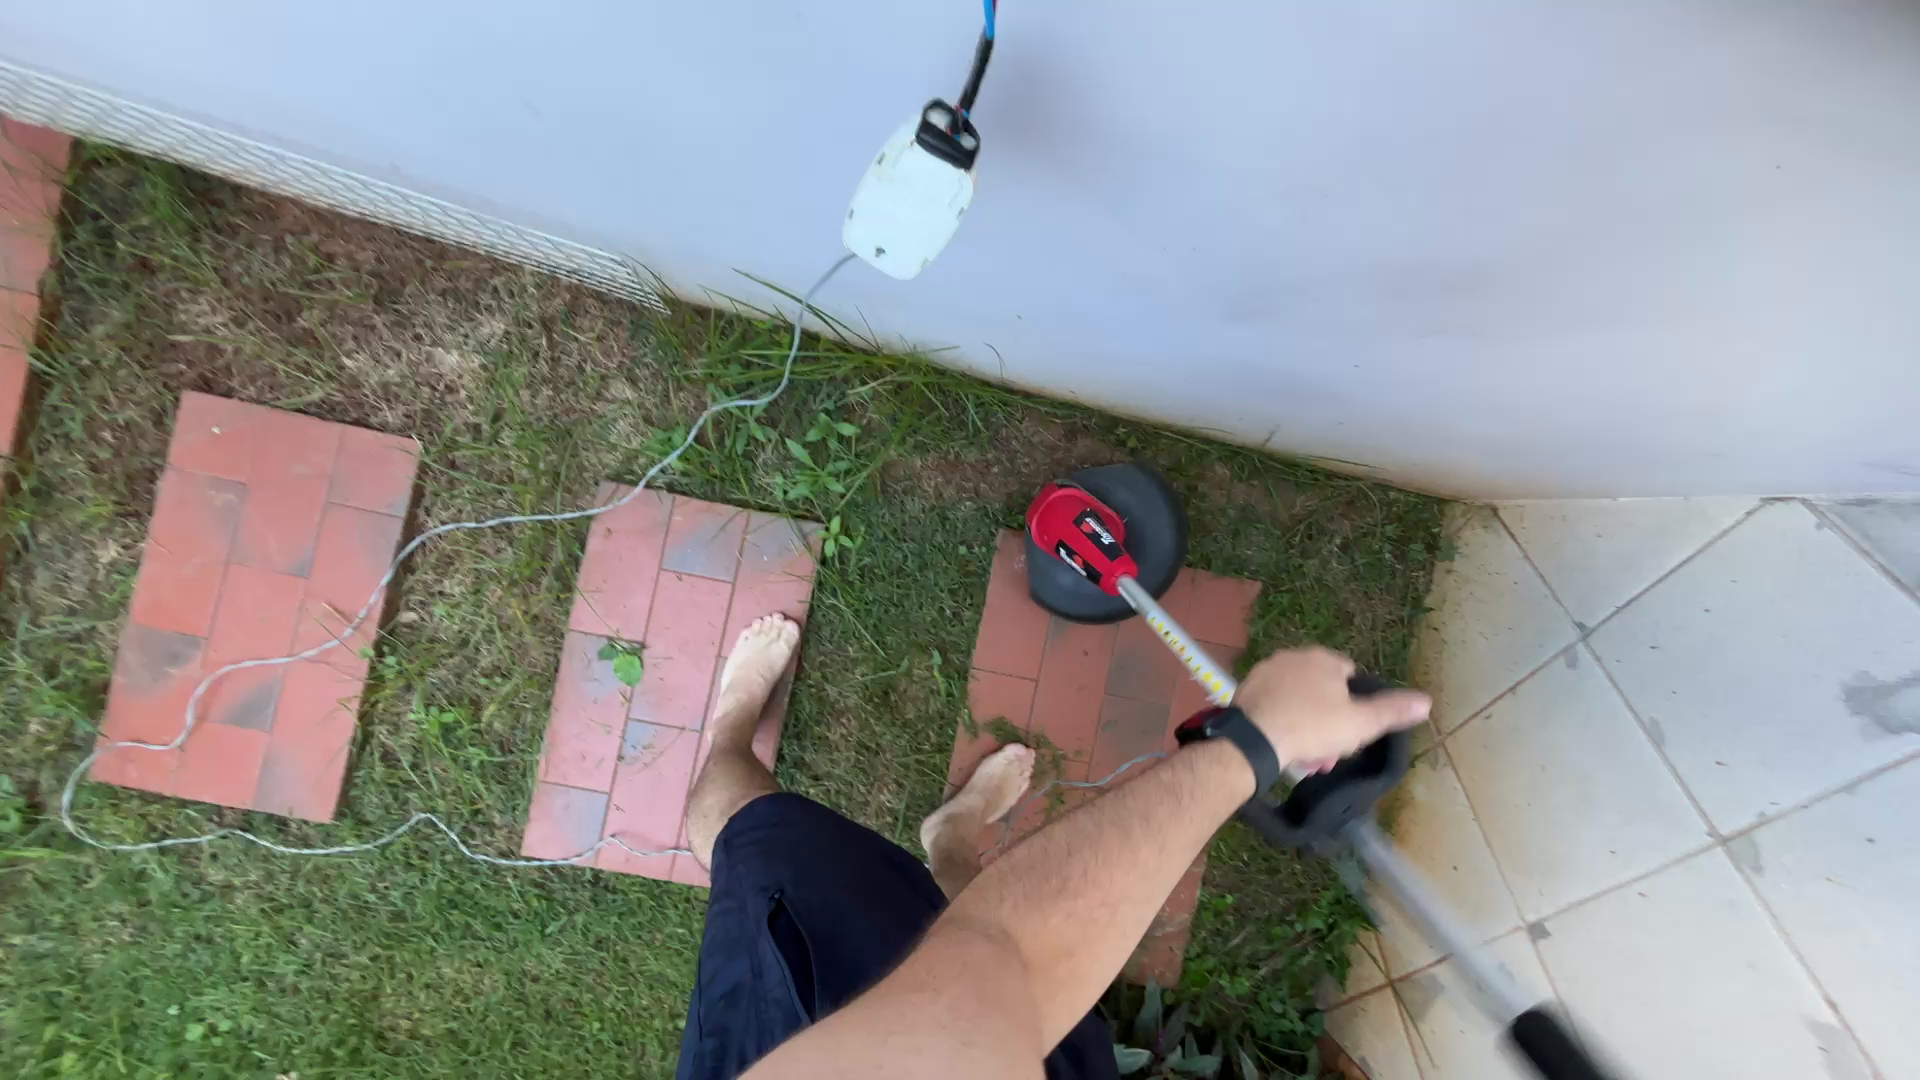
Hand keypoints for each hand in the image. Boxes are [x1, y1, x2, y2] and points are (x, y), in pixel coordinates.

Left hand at [1233, 647, 1430, 765]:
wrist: (1255, 737)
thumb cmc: (1313, 726)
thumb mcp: (1361, 722)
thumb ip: (1392, 710)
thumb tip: (1425, 701)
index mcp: (1322, 658)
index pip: (1349, 674)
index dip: (1355, 703)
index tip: (1353, 728)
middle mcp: (1292, 656)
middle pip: (1321, 690)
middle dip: (1329, 721)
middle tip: (1330, 750)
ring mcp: (1266, 671)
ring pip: (1298, 700)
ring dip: (1307, 726)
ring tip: (1309, 756)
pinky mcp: (1247, 688)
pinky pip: (1274, 705)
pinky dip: (1283, 721)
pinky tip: (1285, 745)